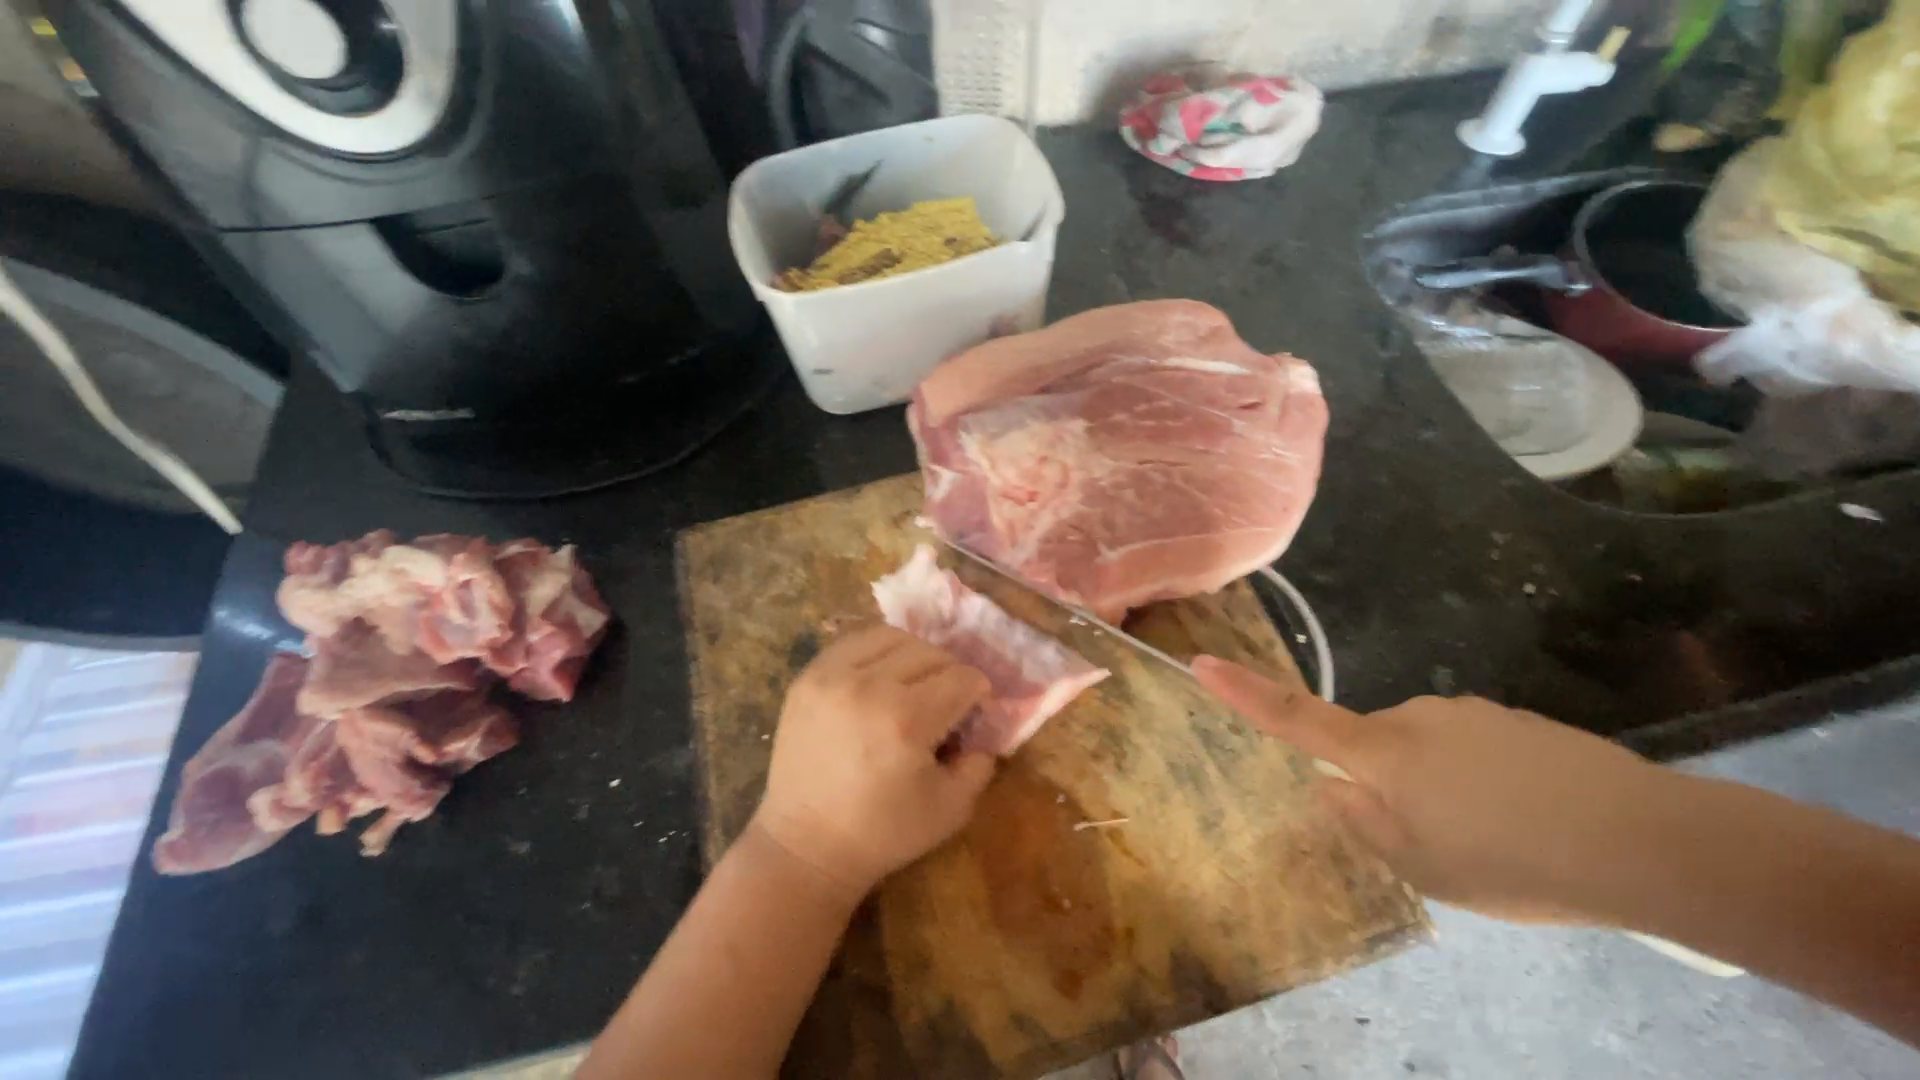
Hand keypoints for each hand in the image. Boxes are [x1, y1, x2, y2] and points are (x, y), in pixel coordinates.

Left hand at [751, 624, 996, 900]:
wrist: (805, 844)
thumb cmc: (883, 833)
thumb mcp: (951, 809)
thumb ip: (980, 765)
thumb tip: (985, 731)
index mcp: (906, 720)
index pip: (961, 678)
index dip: (979, 691)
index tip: (978, 707)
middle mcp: (868, 686)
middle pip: (929, 653)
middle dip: (950, 672)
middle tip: (951, 697)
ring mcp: (831, 677)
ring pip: (891, 637)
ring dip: (915, 654)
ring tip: (917, 681)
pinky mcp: (807, 678)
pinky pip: (852, 643)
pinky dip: (877, 652)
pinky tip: (883, 676)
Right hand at [1192, 655, 1672, 923]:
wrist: (1646, 841)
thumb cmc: (1514, 862)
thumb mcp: (1424, 867)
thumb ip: (1363, 824)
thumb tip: (1332, 789)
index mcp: (1382, 754)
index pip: (1295, 717)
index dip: (1244, 692)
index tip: (1201, 662)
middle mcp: (1416, 717)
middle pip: (1373, 744)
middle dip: (1387, 782)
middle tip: (1439, 842)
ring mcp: (1469, 712)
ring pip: (1425, 748)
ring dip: (1440, 784)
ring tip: (1497, 836)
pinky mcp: (1515, 719)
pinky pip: (1471, 746)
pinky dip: (1482, 779)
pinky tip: (1530, 818)